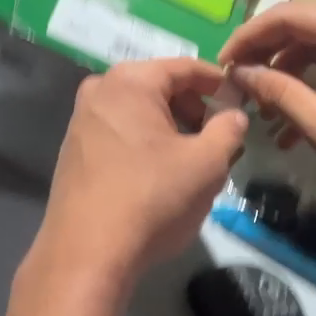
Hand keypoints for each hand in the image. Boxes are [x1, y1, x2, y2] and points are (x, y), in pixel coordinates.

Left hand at [33, 59, 249, 281]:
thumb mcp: (205, 165)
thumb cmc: (152, 197)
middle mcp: (100, 88)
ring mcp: (82, 116)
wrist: (87, 248)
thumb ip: (227, 131)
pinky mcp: (74, 144)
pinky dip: (144, 138)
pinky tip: (160, 170)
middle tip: (221, 135)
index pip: (183, 67)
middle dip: (193, 106)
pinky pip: (118, 128)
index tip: (241, 97)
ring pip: (137, 108)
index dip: (216, 80)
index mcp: (130, 81)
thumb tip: (234, 113)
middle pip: (158, 85)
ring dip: (169, 124)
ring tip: (195, 156)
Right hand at [220, 4, 315, 233]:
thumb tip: (239, 71)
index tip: (223, 64)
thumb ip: (281, 94)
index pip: (292, 16)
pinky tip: (297, 117)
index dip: (251, 37)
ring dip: (290, 71)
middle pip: (308, 25)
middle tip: (238, 81)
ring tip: (263, 106)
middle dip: (268, 53)